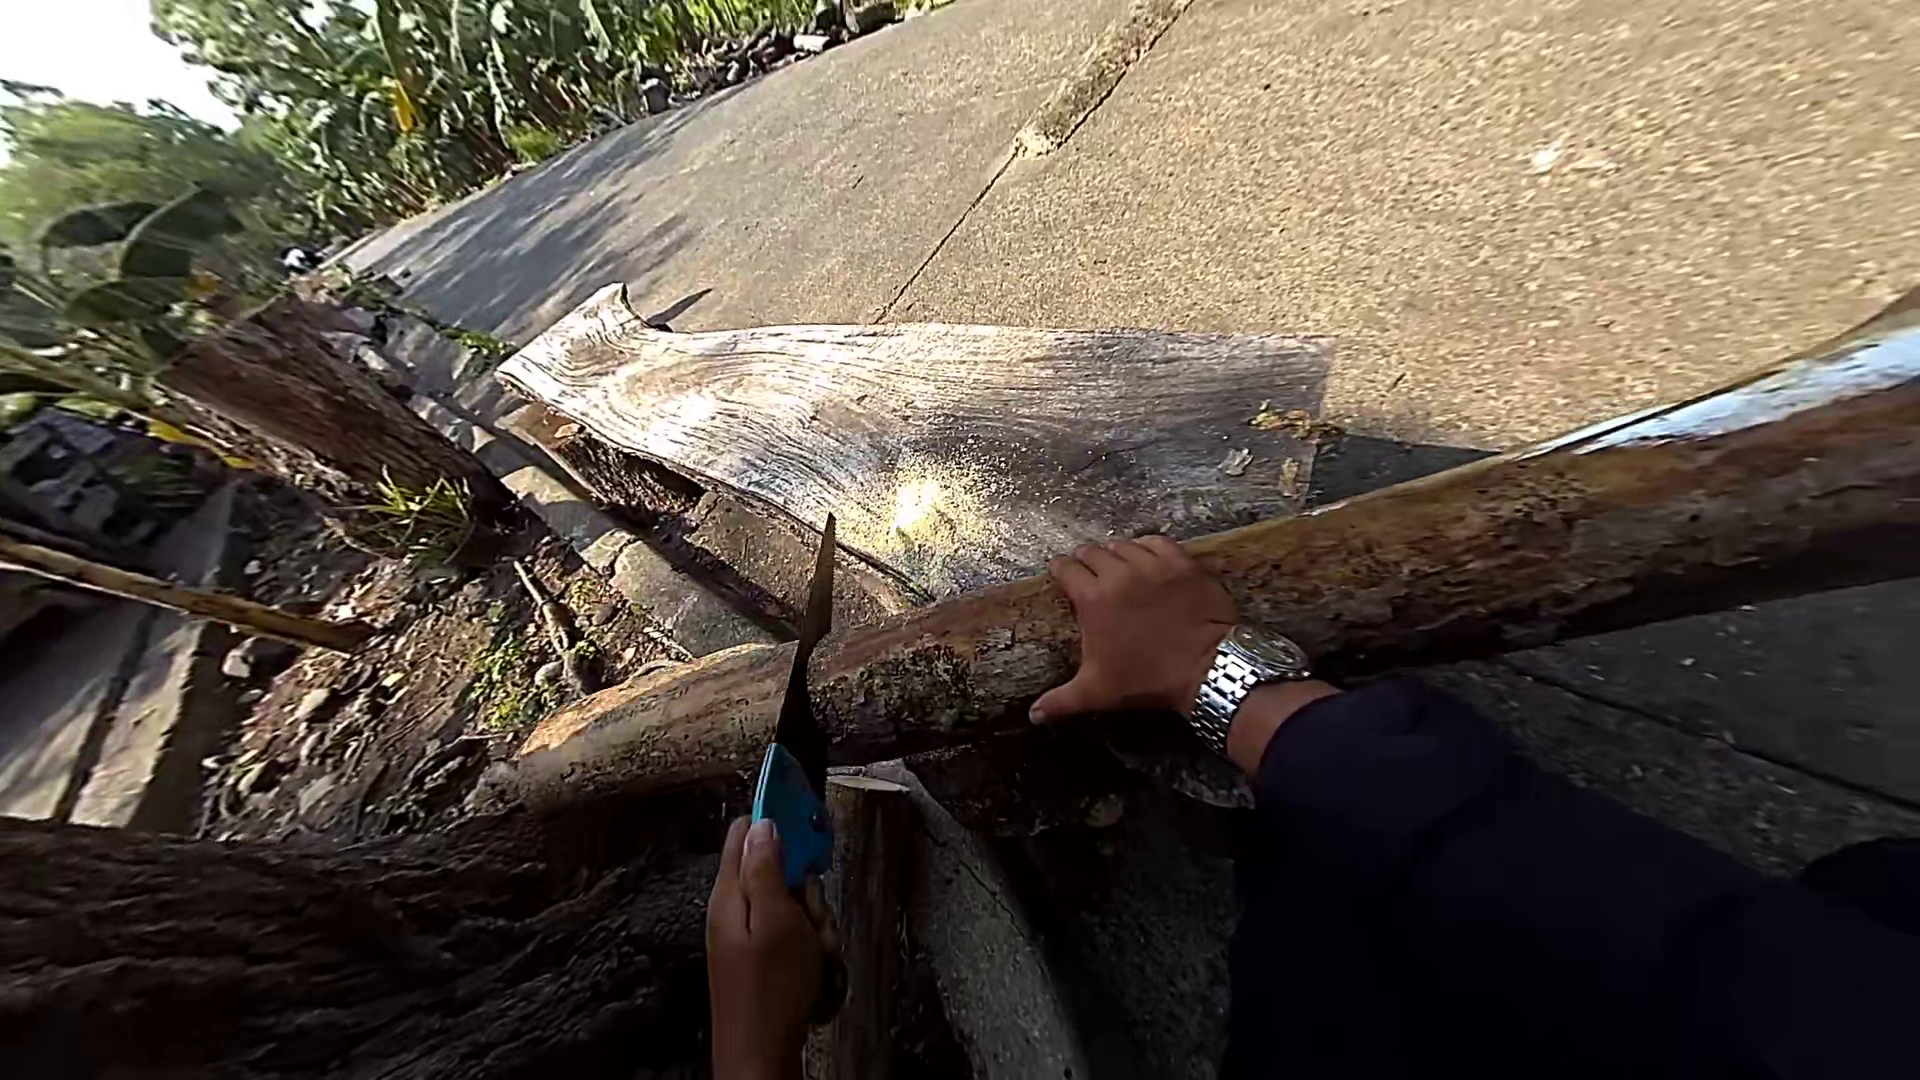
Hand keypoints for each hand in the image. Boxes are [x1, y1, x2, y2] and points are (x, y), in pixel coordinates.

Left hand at [707, 818, 830, 1079]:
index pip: (744, 832)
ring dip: (811, 913)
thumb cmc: (773, 984)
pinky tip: (814, 959)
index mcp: (730, 892)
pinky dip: (806, 936)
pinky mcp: (758, 952)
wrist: (762, 1056)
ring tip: (817, 942)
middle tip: (812, 909)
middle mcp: (734, 906)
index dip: (774, 822)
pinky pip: (788, 925)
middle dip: (803, 882)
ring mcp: (746, 930)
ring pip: (788, 897)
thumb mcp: (776, 917)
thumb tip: (762, 821)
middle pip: (774, 866)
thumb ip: (765, 867)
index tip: (805, 830)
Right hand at [1033, 536, 1341, 774]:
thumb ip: (1061, 700)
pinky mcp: (1180, 562)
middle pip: (1092, 552)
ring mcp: (1151, 564)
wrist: (1207, 669)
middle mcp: (1117, 573)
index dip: (1059, 569)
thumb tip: (1033, 716)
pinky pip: (1155, 541)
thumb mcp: (1098, 691)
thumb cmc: (1147, 679)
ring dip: (1114, 552)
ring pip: (1122, 544)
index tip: (1060, 573)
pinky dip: (1145, 545)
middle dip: (1085, 560)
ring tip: (1116, 563)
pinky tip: (1144, 555)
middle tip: (1088, 572)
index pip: (1065, 568)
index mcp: (1092, 597)